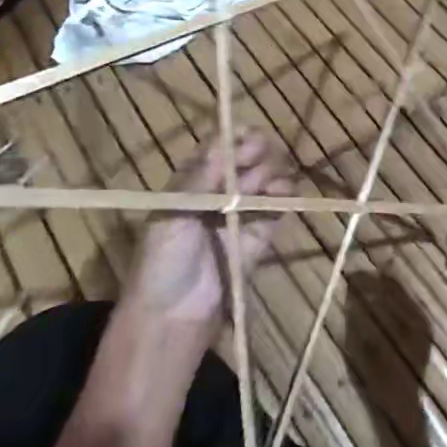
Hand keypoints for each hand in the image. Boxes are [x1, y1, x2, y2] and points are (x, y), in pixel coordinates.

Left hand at [126, 128, 296, 324]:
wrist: (174, 311)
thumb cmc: (162, 260)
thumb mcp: (172, 215)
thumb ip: (201, 179)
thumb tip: (228, 141)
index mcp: (192, 183)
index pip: (217, 150)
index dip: (234, 139)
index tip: (247, 135)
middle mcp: (221, 191)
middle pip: (247, 159)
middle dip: (256, 152)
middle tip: (259, 154)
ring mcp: (244, 210)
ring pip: (268, 177)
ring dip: (271, 172)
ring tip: (267, 181)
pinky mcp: (264, 230)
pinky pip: (280, 204)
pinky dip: (285, 195)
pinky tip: (282, 193)